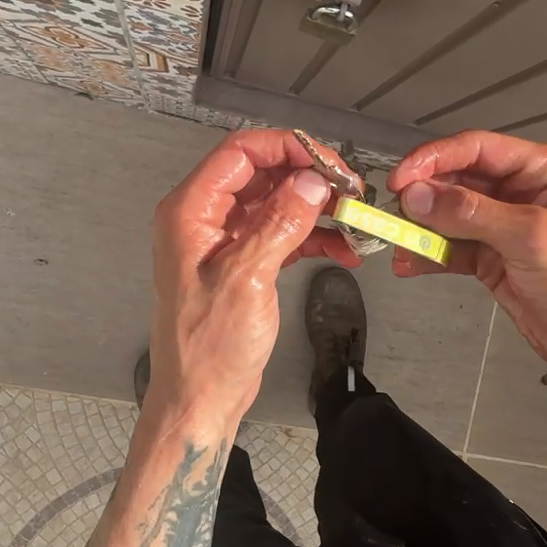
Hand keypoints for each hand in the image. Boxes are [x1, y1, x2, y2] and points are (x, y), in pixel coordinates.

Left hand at [149, 130, 360, 419]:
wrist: (200, 398)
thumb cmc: (210, 345)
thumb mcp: (247, 278)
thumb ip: (280, 223)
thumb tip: (314, 180)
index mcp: (191, 211)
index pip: (241, 153)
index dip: (288, 147)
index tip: (330, 162)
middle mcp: (205, 217)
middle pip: (262, 174)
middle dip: (309, 177)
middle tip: (352, 192)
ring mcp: (226, 241)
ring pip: (277, 203)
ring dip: (317, 209)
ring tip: (356, 222)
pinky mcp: (245, 263)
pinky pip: (282, 234)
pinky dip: (313, 238)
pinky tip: (345, 249)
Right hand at [388, 131, 546, 376]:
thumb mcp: (531, 237)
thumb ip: (471, 214)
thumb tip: (414, 195)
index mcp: (543, 170)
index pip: (479, 149)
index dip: (435, 159)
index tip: (400, 178)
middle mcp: (522, 192)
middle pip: (460, 181)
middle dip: (426, 196)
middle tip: (395, 214)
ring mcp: (505, 228)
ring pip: (451, 217)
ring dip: (422, 229)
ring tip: (398, 243)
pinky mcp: (493, 261)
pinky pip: (453, 250)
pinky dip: (430, 256)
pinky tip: (409, 265)